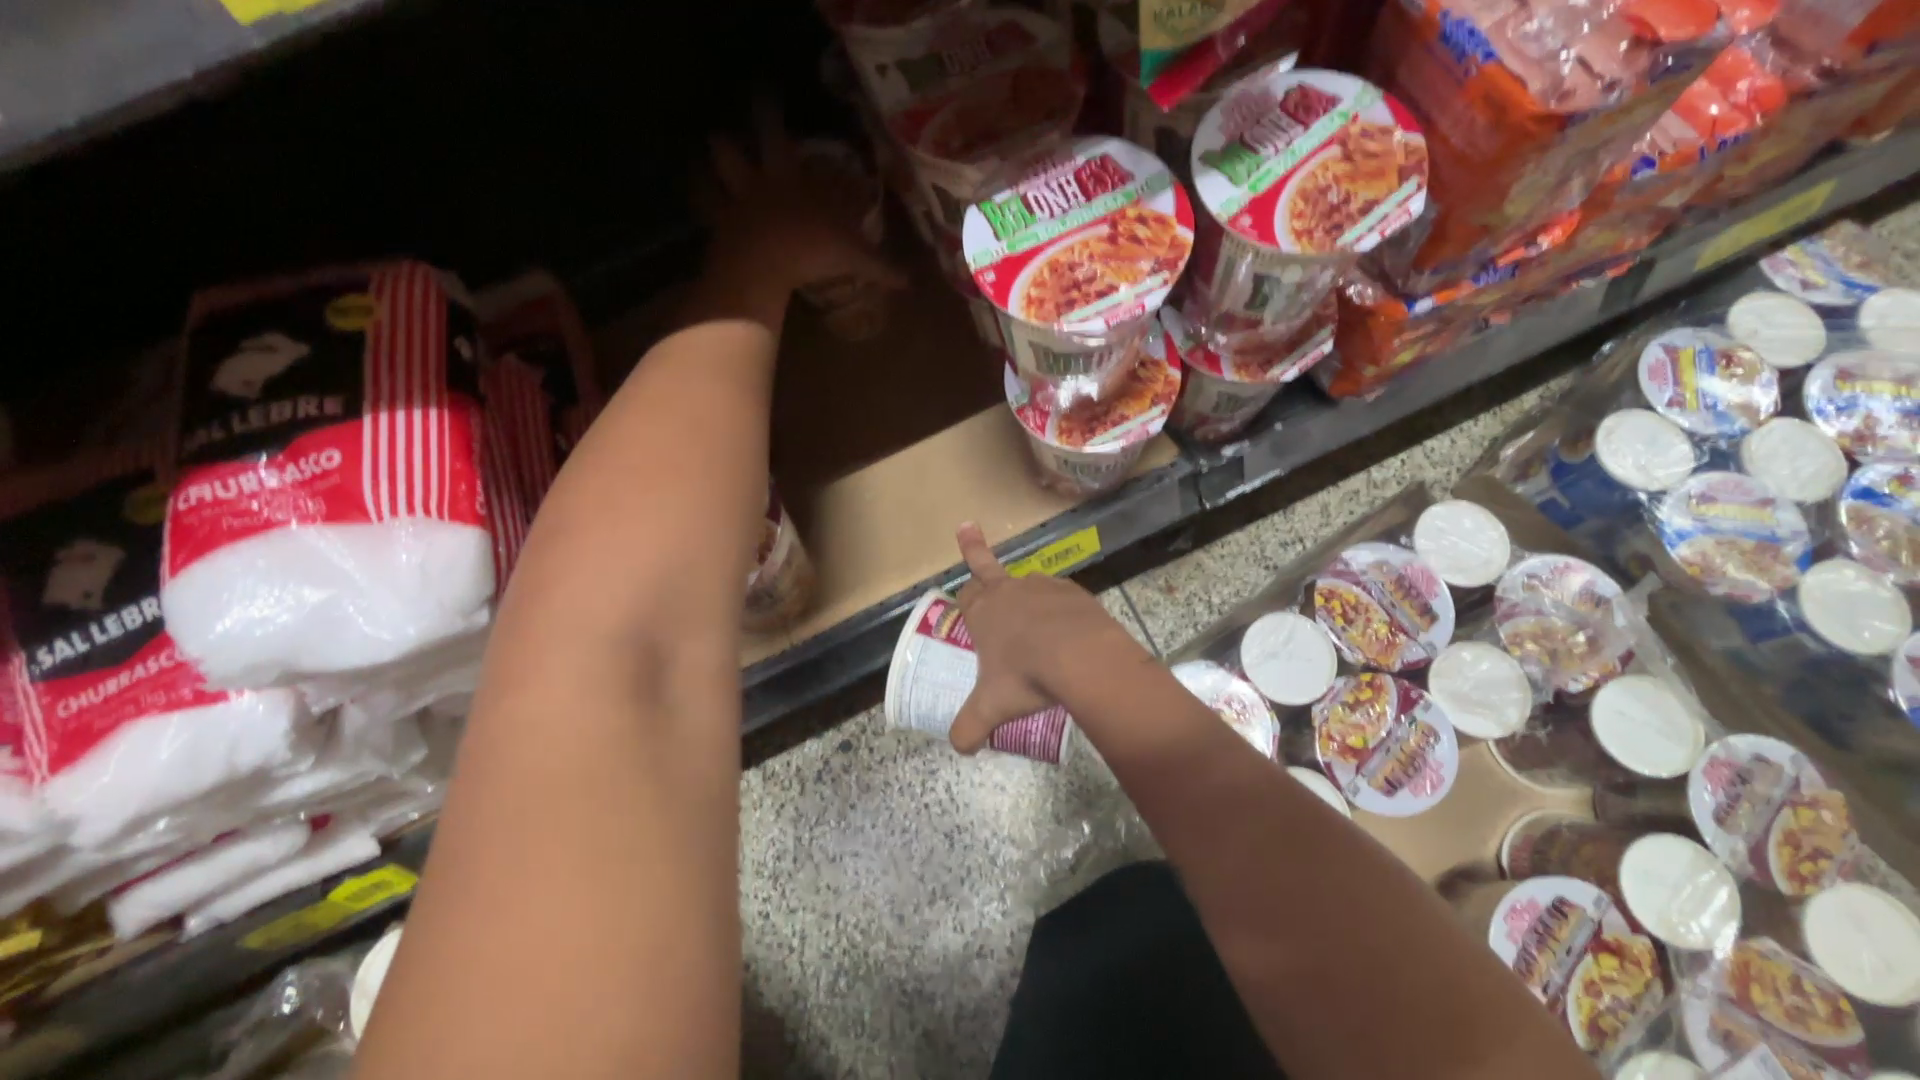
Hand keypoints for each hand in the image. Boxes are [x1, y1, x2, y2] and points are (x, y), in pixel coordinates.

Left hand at [695, 102, 905, 303]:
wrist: (760, 266)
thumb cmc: (810, 254)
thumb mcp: (853, 260)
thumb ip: (881, 267)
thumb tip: (910, 281)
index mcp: (803, 183)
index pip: (816, 155)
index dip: (818, 141)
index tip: (815, 126)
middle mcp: (771, 179)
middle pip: (767, 136)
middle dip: (765, 114)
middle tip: (762, 96)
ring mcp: (742, 195)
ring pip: (727, 158)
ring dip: (722, 147)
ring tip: (719, 139)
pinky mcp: (720, 216)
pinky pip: (706, 197)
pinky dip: (700, 188)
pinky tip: (697, 182)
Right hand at [949, 522, 1147, 753]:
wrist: (1080, 656)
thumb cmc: (1026, 677)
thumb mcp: (992, 708)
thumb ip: (970, 728)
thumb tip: (960, 748)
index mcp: (983, 613)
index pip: (965, 594)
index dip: (961, 594)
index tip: (961, 590)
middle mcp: (1009, 592)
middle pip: (988, 568)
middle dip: (974, 549)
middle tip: (967, 528)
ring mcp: (1044, 587)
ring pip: (1028, 584)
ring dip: (1026, 594)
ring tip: (1035, 619)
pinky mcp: (1075, 592)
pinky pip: (1061, 596)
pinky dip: (1059, 608)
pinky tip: (1067, 629)